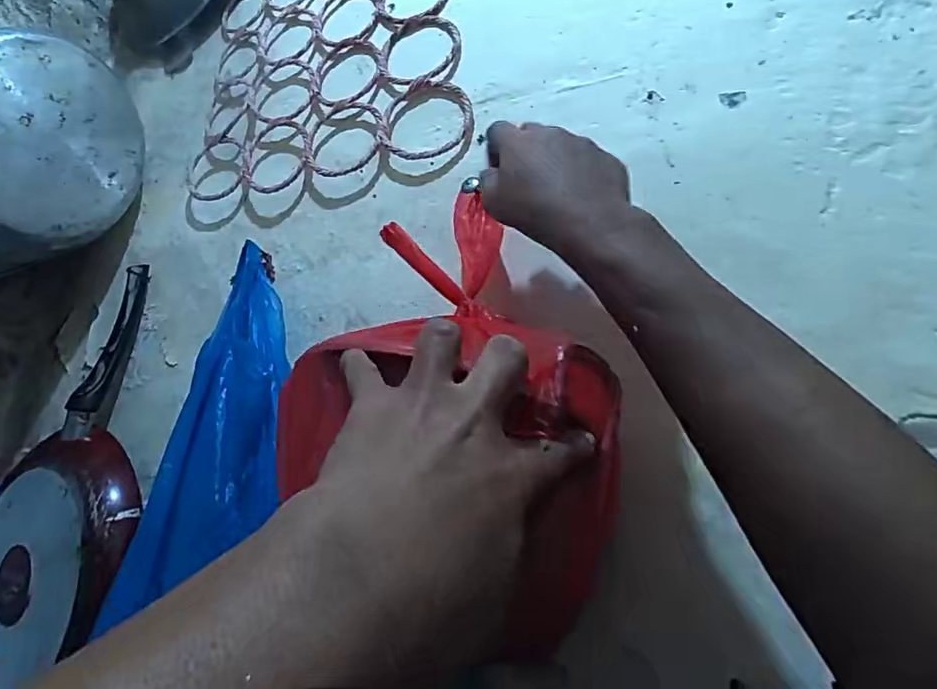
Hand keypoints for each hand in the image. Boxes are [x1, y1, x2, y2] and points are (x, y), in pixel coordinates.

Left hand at [298, 319, 592, 681]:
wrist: (363, 569)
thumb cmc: (437, 600)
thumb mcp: (500, 585)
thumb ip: (510, 537)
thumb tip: (507, 522)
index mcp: (511, 473)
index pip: (561, 451)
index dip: (575, 445)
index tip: (579, 441)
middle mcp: (471, 422)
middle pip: (506, 359)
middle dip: (509, 359)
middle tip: (499, 375)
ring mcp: (419, 403)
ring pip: (440, 336)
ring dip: (442, 343)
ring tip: (438, 355)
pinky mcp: (370, 403)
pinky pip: (360, 365)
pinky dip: (359, 367)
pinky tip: (356, 371)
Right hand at [477, 122, 707, 326]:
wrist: (591, 225)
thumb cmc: (536, 211)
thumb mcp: (493, 202)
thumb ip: (486, 180)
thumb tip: (492, 175)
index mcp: (517, 141)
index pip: (497, 130)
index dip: (496, 149)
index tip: (500, 169)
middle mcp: (549, 134)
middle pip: (531, 134)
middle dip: (526, 152)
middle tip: (527, 180)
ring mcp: (580, 143)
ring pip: (560, 145)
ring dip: (554, 160)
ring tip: (556, 190)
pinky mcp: (604, 157)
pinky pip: (586, 159)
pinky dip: (580, 171)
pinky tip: (578, 194)